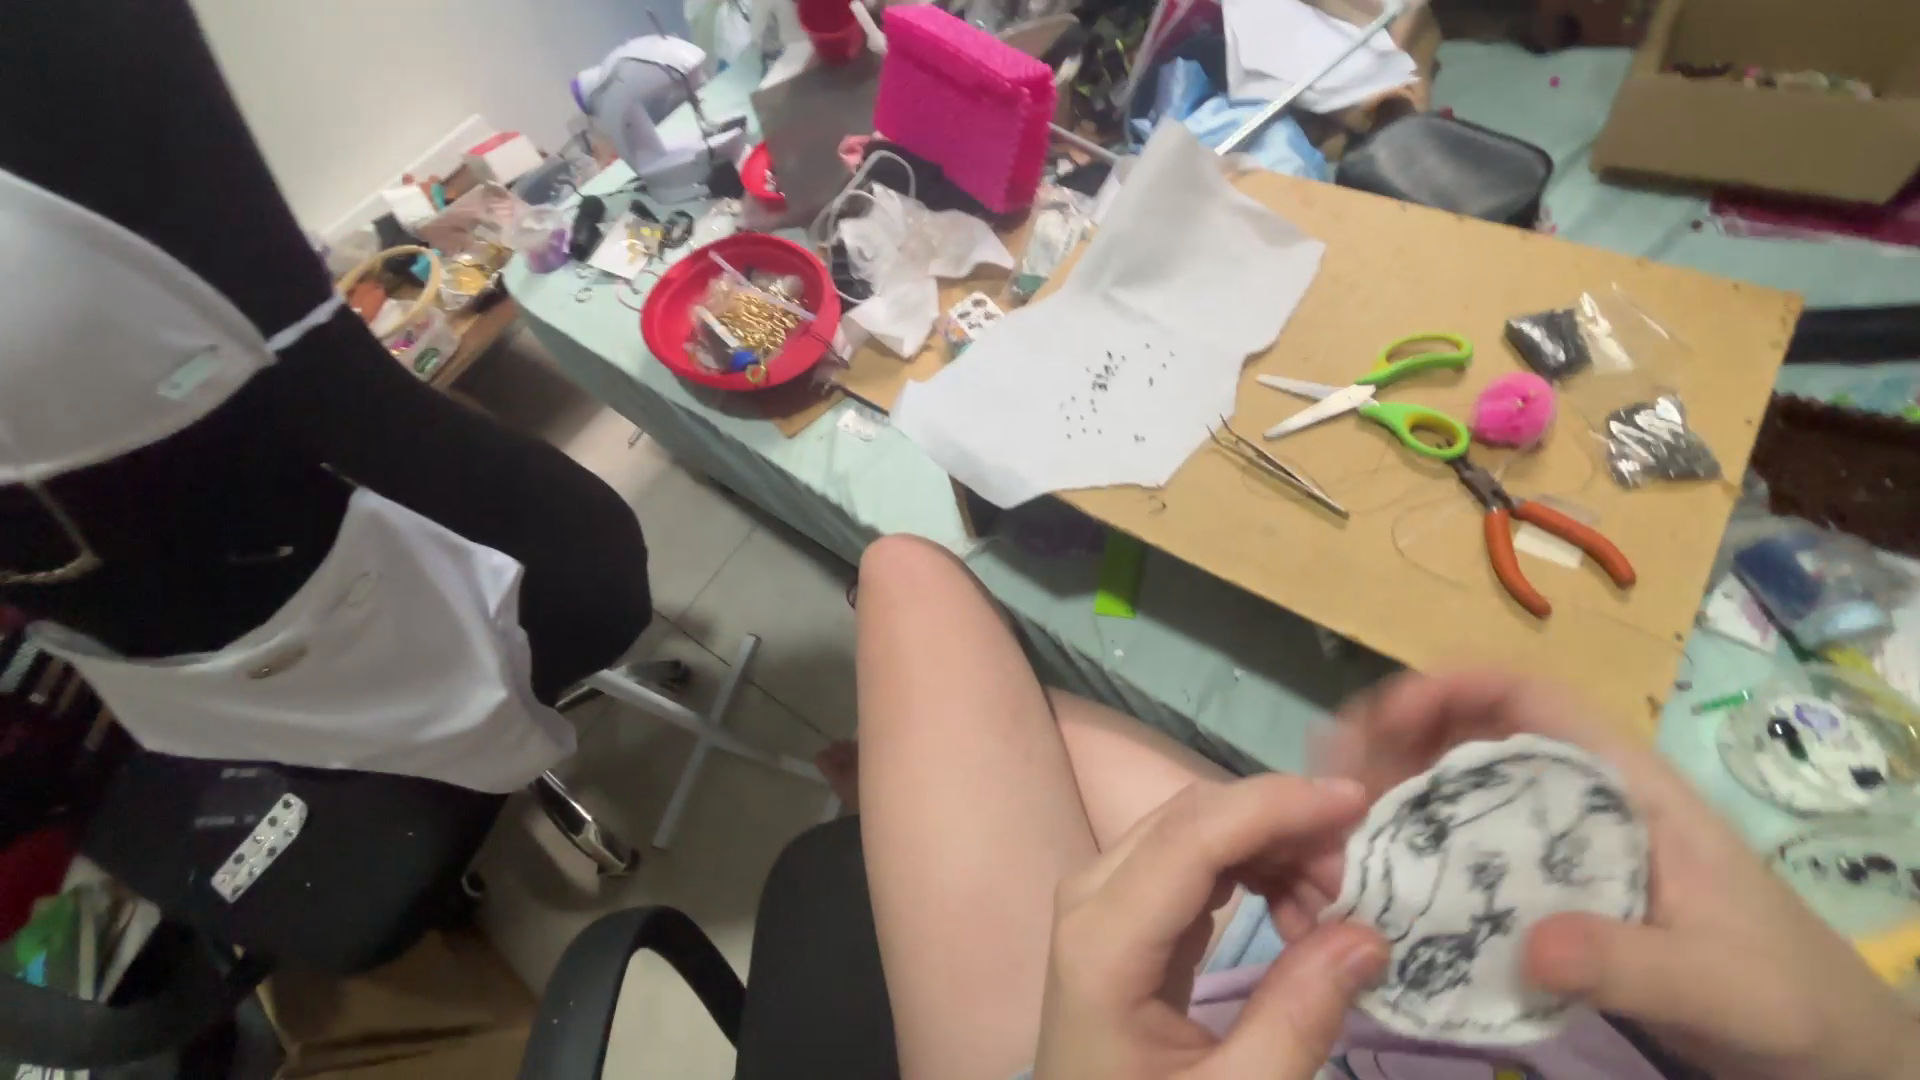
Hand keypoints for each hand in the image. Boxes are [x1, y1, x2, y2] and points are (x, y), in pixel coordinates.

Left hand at [1033, 775, 1387, 1079]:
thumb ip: (1298, 1018)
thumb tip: (1369, 934)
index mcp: (1104, 941)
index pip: (1191, 836)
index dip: (1274, 807)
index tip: (1357, 802)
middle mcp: (1091, 894)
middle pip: (1191, 818)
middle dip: (1283, 826)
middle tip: (1358, 880)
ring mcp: (1100, 894)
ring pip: (1193, 828)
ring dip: (1271, 847)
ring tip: (1331, 912)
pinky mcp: (1121, 907)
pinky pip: (1189, 857)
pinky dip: (1250, 868)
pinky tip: (1292, 914)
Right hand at [1316, 671, 1919, 1079]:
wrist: (1822, 1054)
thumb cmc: (1789, 999)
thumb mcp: (1727, 988)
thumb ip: (1638, 965)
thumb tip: (1532, 947)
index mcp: (1618, 781)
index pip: (1527, 695)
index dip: (1453, 685)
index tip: (1388, 714)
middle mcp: (1564, 791)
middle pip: (1461, 729)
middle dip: (1387, 735)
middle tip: (1332, 772)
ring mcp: (1539, 833)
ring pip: (1443, 778)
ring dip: (1381, 783)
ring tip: (1332, 814)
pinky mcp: (1523, 877)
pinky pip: (1448, 836)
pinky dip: (1401, 836)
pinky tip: (1369, 862)